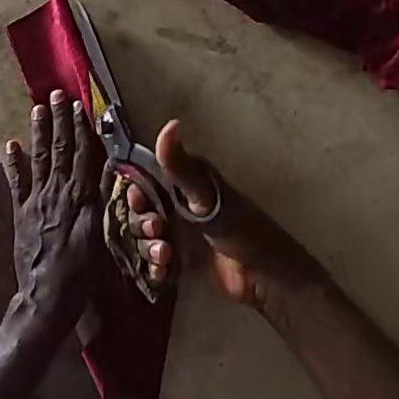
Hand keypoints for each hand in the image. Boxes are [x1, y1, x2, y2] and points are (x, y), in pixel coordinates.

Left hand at [0, 89, 103, 329]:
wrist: (48, 295)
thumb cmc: (83, 271)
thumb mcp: (101, 234)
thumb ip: (104, 197)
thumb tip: (113, 166)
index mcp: (81, 196)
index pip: (83, 154)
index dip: (82, 128)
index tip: (80, 104)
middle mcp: (58, 191)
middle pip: (60, 149)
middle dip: (59, 120)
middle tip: (56, 94)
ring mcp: (37, 200)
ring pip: (39, 159)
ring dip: (39, 132)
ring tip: (38, 108)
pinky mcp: (21, 212)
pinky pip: (17, 182)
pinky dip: (13, 162)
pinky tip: (11, 143)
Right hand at [153, 120, 326, 314]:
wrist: (263, 275)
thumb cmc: (239, 226)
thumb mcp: (206, 194)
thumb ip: (180, 164)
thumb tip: (171, 124)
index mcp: (182, 185)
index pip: (144, 181)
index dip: (135, 191)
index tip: (138, 201)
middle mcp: (176, 207)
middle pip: (140, 212)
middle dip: (141, 223)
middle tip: (157, 230)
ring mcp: (178, 236)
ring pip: (144, 239)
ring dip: (147, 247)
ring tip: (165, 255)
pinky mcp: (180, 263)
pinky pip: (154, 264)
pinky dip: (154, 268)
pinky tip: (164, 273)